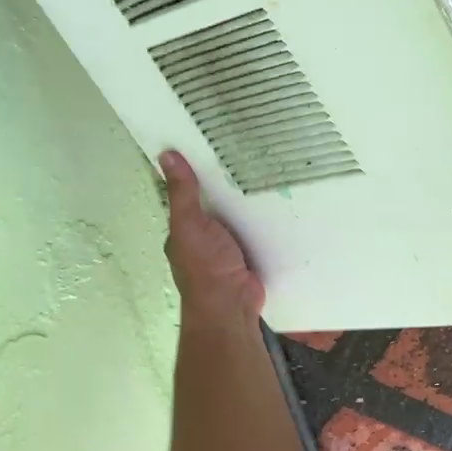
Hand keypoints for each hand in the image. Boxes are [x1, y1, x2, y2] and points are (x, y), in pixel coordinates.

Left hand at [161, 151, 263, 322]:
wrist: (231, 305)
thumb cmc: (205, 266)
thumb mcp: (190, 224)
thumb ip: (183, 193)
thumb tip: (166, 155)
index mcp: (186, 228)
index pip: (193, 194)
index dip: (202, 171)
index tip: (219, 145)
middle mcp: (206, 236)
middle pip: (220, 203)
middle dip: (233, 184)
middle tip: (256, 153)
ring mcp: (230, 245)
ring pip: (241, 214)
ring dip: (254, 199)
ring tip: (276, 169)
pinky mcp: (253, 251)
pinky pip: (260, 227)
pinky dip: (268, 216)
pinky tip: (285, 199)